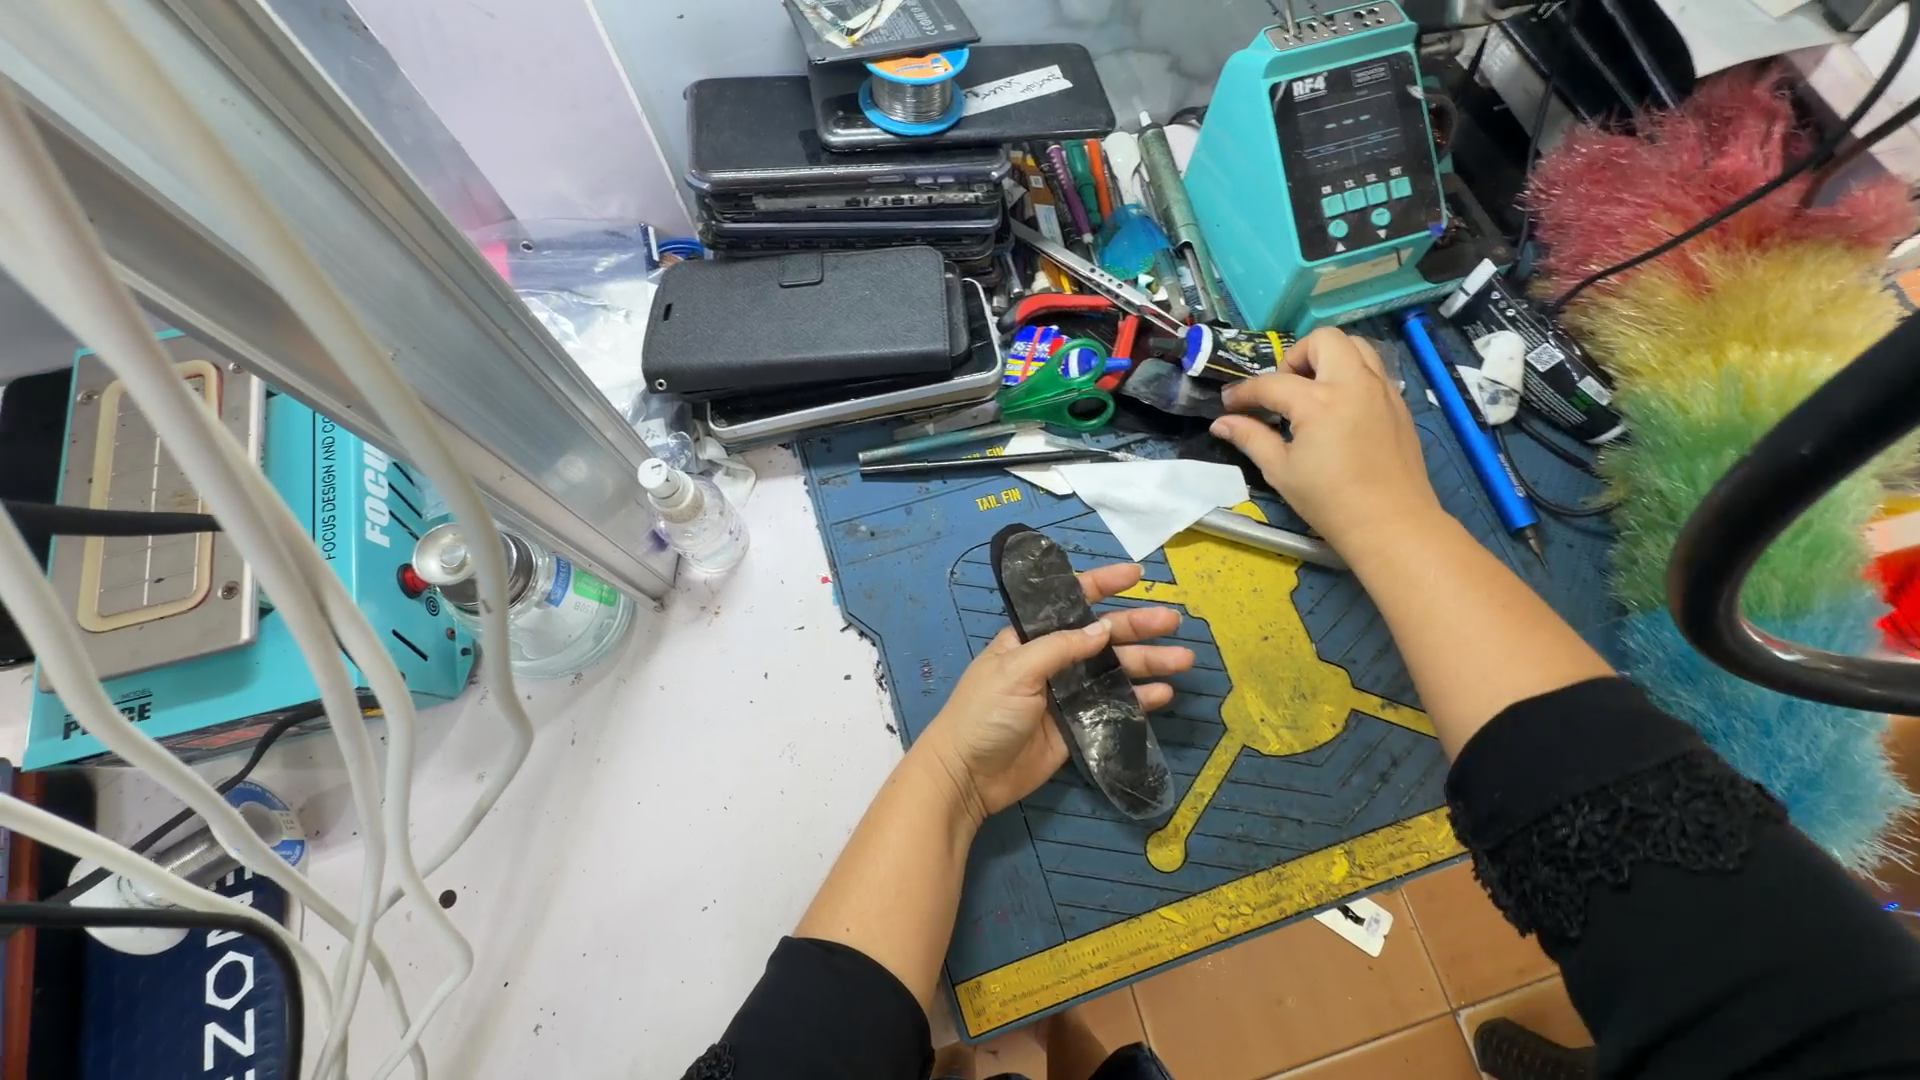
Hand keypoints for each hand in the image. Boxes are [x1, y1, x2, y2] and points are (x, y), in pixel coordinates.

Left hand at [916, 563, 1194, 822]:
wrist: (969, 774)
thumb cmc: (983, 712)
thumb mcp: (1016, 670)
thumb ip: (1060, 648)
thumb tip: (1103, 627)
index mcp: (1032, 638)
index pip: (1071, 602)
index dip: (1103, 585)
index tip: (1136, 575)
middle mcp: (1054, 660)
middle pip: (1103, 636)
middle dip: (1139, 626)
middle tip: (1174, 620)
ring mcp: (1068, 693)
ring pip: (1115, 670)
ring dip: (1148, 663)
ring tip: (1184, 659)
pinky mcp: (1078, 725)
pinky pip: (1115, 706)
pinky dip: (1139, 699)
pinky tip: (1164, 693)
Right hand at [1209, 327, 1442, 550]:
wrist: (1391, 522)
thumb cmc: (1329, 501)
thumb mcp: (1280, 470)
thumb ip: (1251, 438)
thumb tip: (1221, 422)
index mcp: (1319, 402)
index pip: (1271, 383)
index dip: (1244, 393)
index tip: (1229, 404)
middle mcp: (1353, 384)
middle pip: (1323, 340)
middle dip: (1296, 356)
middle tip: (1284, 389)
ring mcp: (1381, 390)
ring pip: (1356, 346)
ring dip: (1328, 358)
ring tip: (1313, 391)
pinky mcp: (1398, 403)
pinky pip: (1374, 370)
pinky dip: (1351, 375)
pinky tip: (1338, 409)